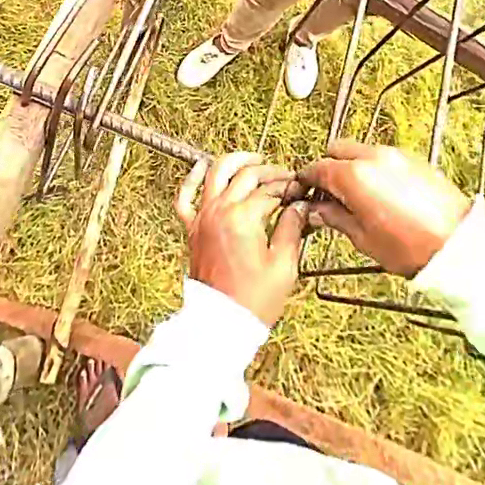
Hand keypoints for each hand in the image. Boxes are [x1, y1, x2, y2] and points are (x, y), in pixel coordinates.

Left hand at [176, 153, 308, 326]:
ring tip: (253, 159)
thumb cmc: (252, 301)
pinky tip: (200, 167)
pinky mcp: (193, 229)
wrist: (220, 325)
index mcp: (243, 218)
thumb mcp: (283, 265)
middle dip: (269, 172)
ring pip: (216, 173)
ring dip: (236, 162)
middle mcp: (219, 211)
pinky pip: (185, 196)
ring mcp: (203, 217)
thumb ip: (291, 229)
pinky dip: (191, 178)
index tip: (300, 191)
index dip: (289, 188)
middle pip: (247, 176)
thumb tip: (300, 207)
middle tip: (285, 178)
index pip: (270, 191)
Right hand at [296, 141, 469, 276]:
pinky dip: (373, 168)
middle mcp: (373, 157)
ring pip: (361, 150)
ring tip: (355, 196)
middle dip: (328, 166)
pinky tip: (378, 193)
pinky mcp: (414, 160)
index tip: (305, 191)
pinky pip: (382, 157)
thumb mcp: (363, 238)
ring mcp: (395, 156)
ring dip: (351, 166)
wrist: (458, 244)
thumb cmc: (412, 246)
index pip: (318, 167)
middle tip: (328, 192)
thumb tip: (319, 211)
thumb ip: (336, 218)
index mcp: (354, 175)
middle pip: (337, 149)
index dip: (307, 180)